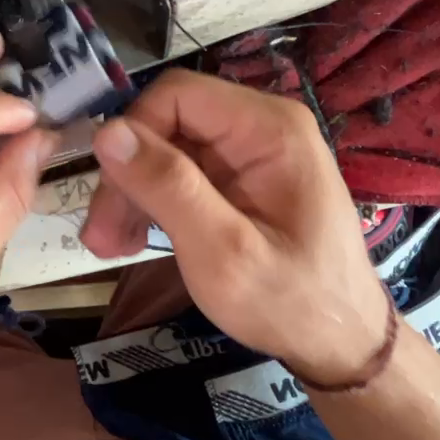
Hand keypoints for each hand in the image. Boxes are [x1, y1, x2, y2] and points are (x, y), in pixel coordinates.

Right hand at [81, 70, 387, 385]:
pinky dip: (148, 203)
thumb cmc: (289, 302)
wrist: (338, 344)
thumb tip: (107, 131)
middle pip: (163, 123)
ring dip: (129, 195)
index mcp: (267, 129)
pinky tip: (133, 240)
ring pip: (161, 149)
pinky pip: (175, 172)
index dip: (132, 136)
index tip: (112, 194)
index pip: (174, 95)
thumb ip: (167, 186)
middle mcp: (258, 126)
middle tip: (100, 236)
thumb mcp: (222, 250)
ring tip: (110, 246)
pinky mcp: (235, 176)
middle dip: (125, 176)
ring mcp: (246, 151)